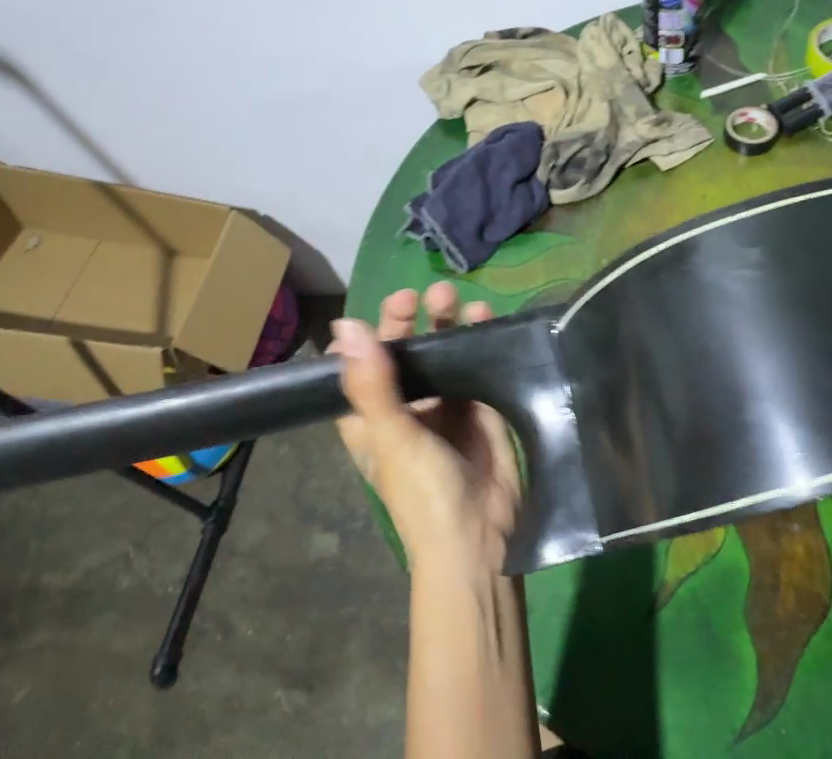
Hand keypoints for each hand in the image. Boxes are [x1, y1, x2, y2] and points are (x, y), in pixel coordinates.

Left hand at [331, 283, 519, 573]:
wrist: (478, 538)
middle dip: (414, 321)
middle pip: (407, 355)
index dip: (372, 335)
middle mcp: (407, 410)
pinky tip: (486, 319)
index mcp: (372, 420)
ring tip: (458, 297)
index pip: (363, 367)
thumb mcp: (391, 437)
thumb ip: (371, 383)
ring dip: (448, 325)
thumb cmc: (422, 493)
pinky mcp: (482, 412)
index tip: (392, 305)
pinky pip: (479, 370)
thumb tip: (345, 325)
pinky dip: (482, 344)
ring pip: (444, 357)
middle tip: (428, 293)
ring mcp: (446, 409)